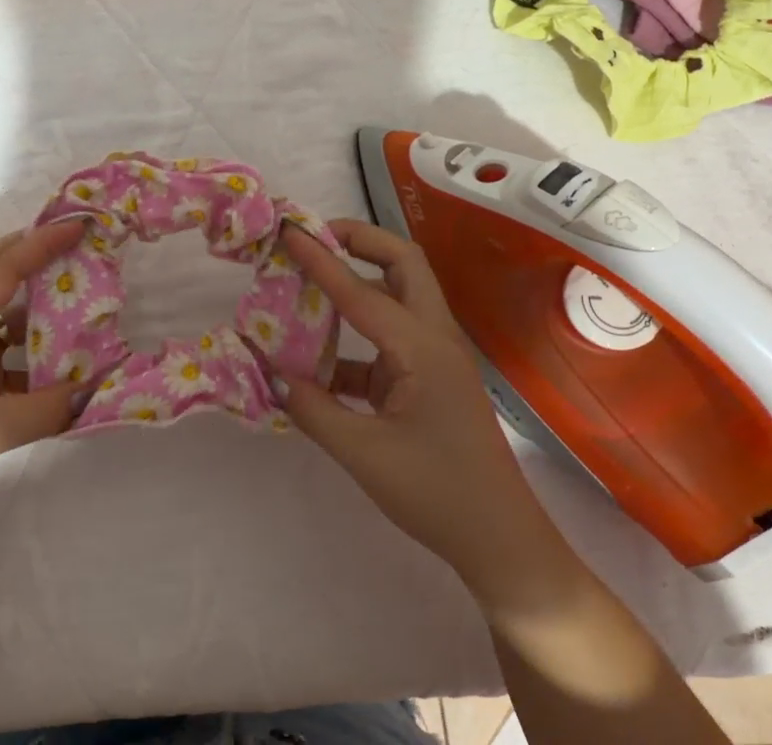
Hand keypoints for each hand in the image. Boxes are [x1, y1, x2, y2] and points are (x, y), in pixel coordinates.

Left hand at [0, 222, 88, 535]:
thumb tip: (93, 392)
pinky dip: (39, 357)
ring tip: (86, 306)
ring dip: (42, 311)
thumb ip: (47, 408)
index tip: (79, 226)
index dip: (40, 244)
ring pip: (8, 322)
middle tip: (81, 250)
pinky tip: (67, 368)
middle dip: (36, 258)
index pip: (2, 270)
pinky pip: (11, 360)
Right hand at [280, 219, 554, 578]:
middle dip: (360, 242)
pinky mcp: (427, 383)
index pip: (362, 292)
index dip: (320, 260)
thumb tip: (273, 375)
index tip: (287, 231)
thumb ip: (312, 408)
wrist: (499, 540)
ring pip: (397, 300)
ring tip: (304, 284)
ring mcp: (434, 362)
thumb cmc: (436, 493)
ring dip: (355, 284)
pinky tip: (313, 359)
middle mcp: (434, 342)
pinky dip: (350, 339)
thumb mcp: (362, 453)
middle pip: (404, 266)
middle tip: (313, 238)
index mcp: (424, 351)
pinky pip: (385, 343)